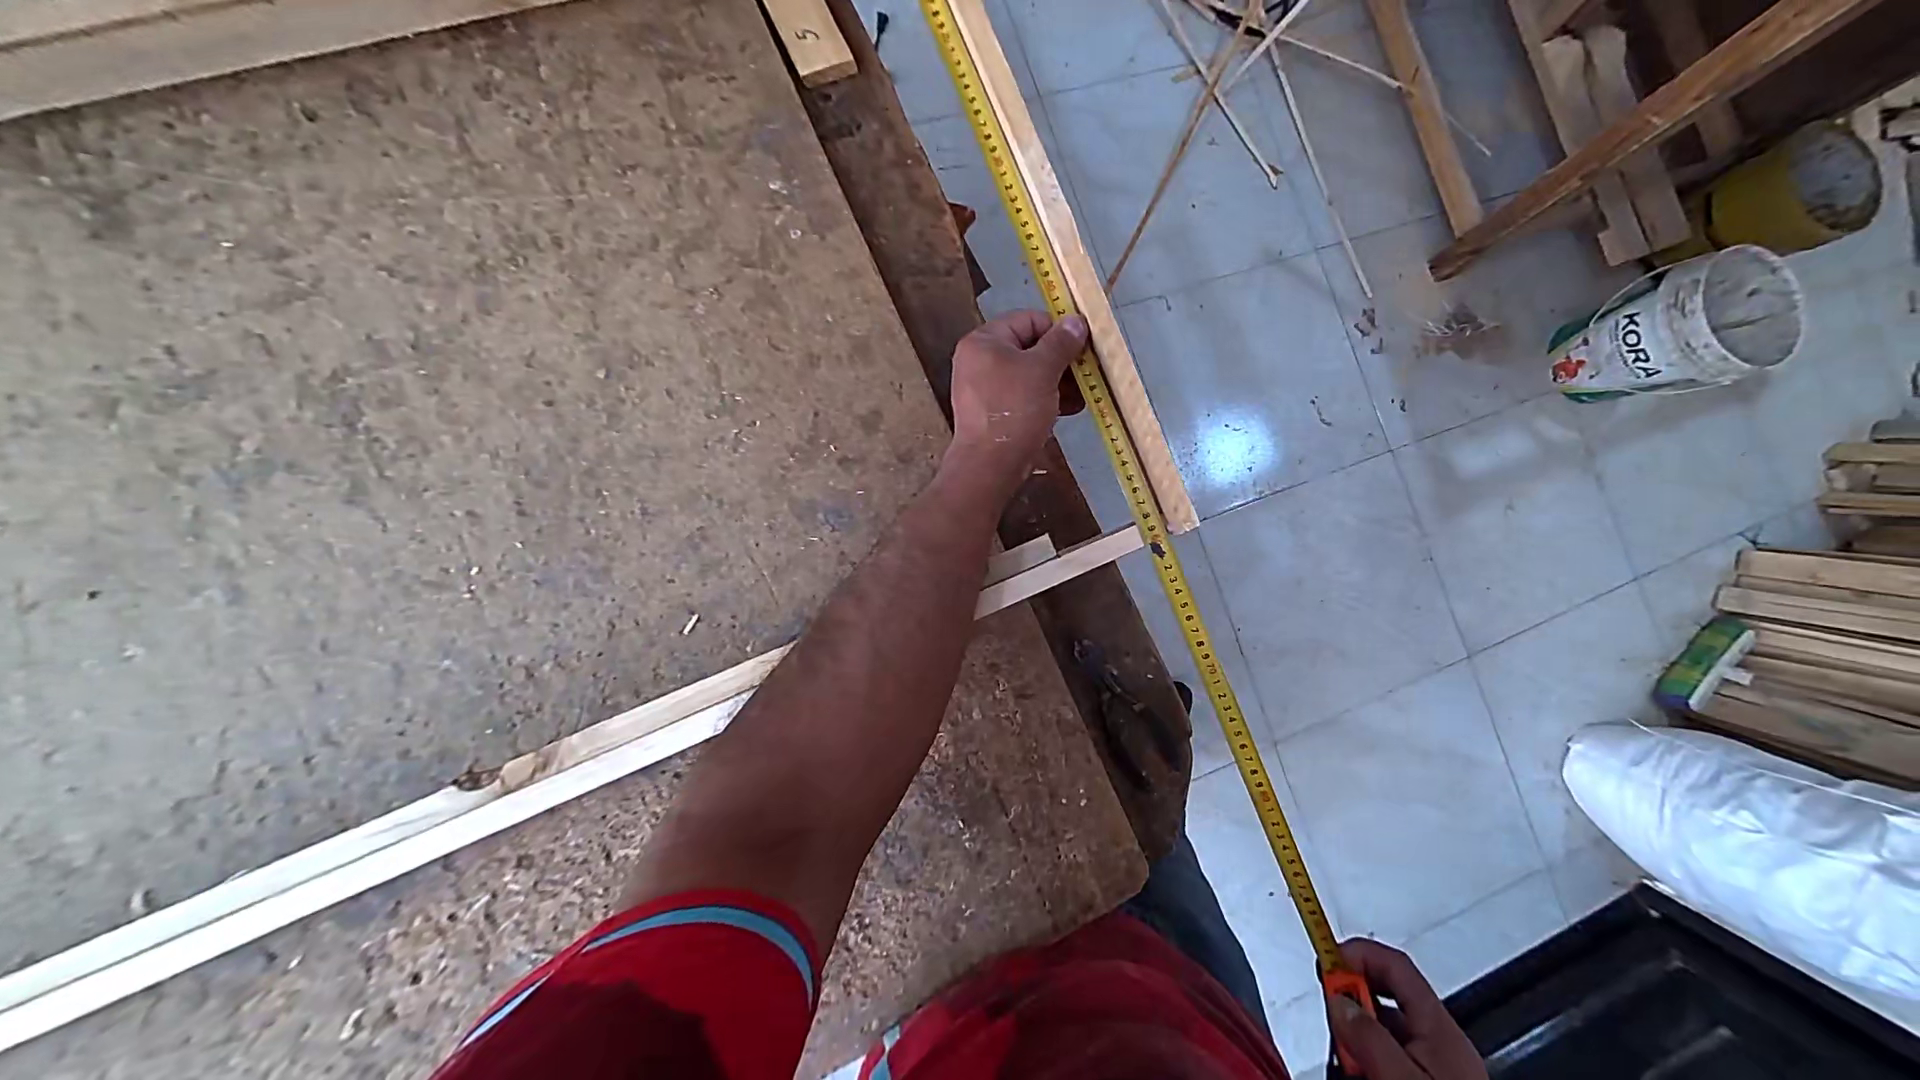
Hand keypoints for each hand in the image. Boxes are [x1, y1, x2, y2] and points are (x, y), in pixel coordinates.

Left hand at [945, 310, 1087, 489]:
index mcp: (984, 341)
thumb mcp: (1043, 370)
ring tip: (1082, 396)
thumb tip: (1075, 322)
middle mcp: (979, 360)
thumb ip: (1061, 343)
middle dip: (1061, 361)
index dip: (1058, 331)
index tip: (1083, 347)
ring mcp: (983, 388)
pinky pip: (1022, 396)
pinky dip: (1044, 399)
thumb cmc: (1014, 411)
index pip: (1028, 320)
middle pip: (1029, 348)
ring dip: (1058, 382)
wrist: (990, 465)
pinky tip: (1068, 409)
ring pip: (1029, 374)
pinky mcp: (992, 412)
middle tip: (1087, 373)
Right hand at [1326, 940, 1487, 1079]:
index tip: (1325, 962)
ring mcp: (1433, 1068)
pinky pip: (1386, 1057)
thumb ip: (1367, 1036)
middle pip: (1383, 997)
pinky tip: (1360, 1075)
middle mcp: (1438, 1043)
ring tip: (1350, 1065)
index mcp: (1439, 1030)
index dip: (1357, 954)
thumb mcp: (1400, 1079)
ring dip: (1355, 1040)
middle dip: (1350, 1006)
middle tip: (1334, 1027)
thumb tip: (1338, 1000)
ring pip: (1380, 1031)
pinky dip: (1365, 1061)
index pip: (1394, 966)